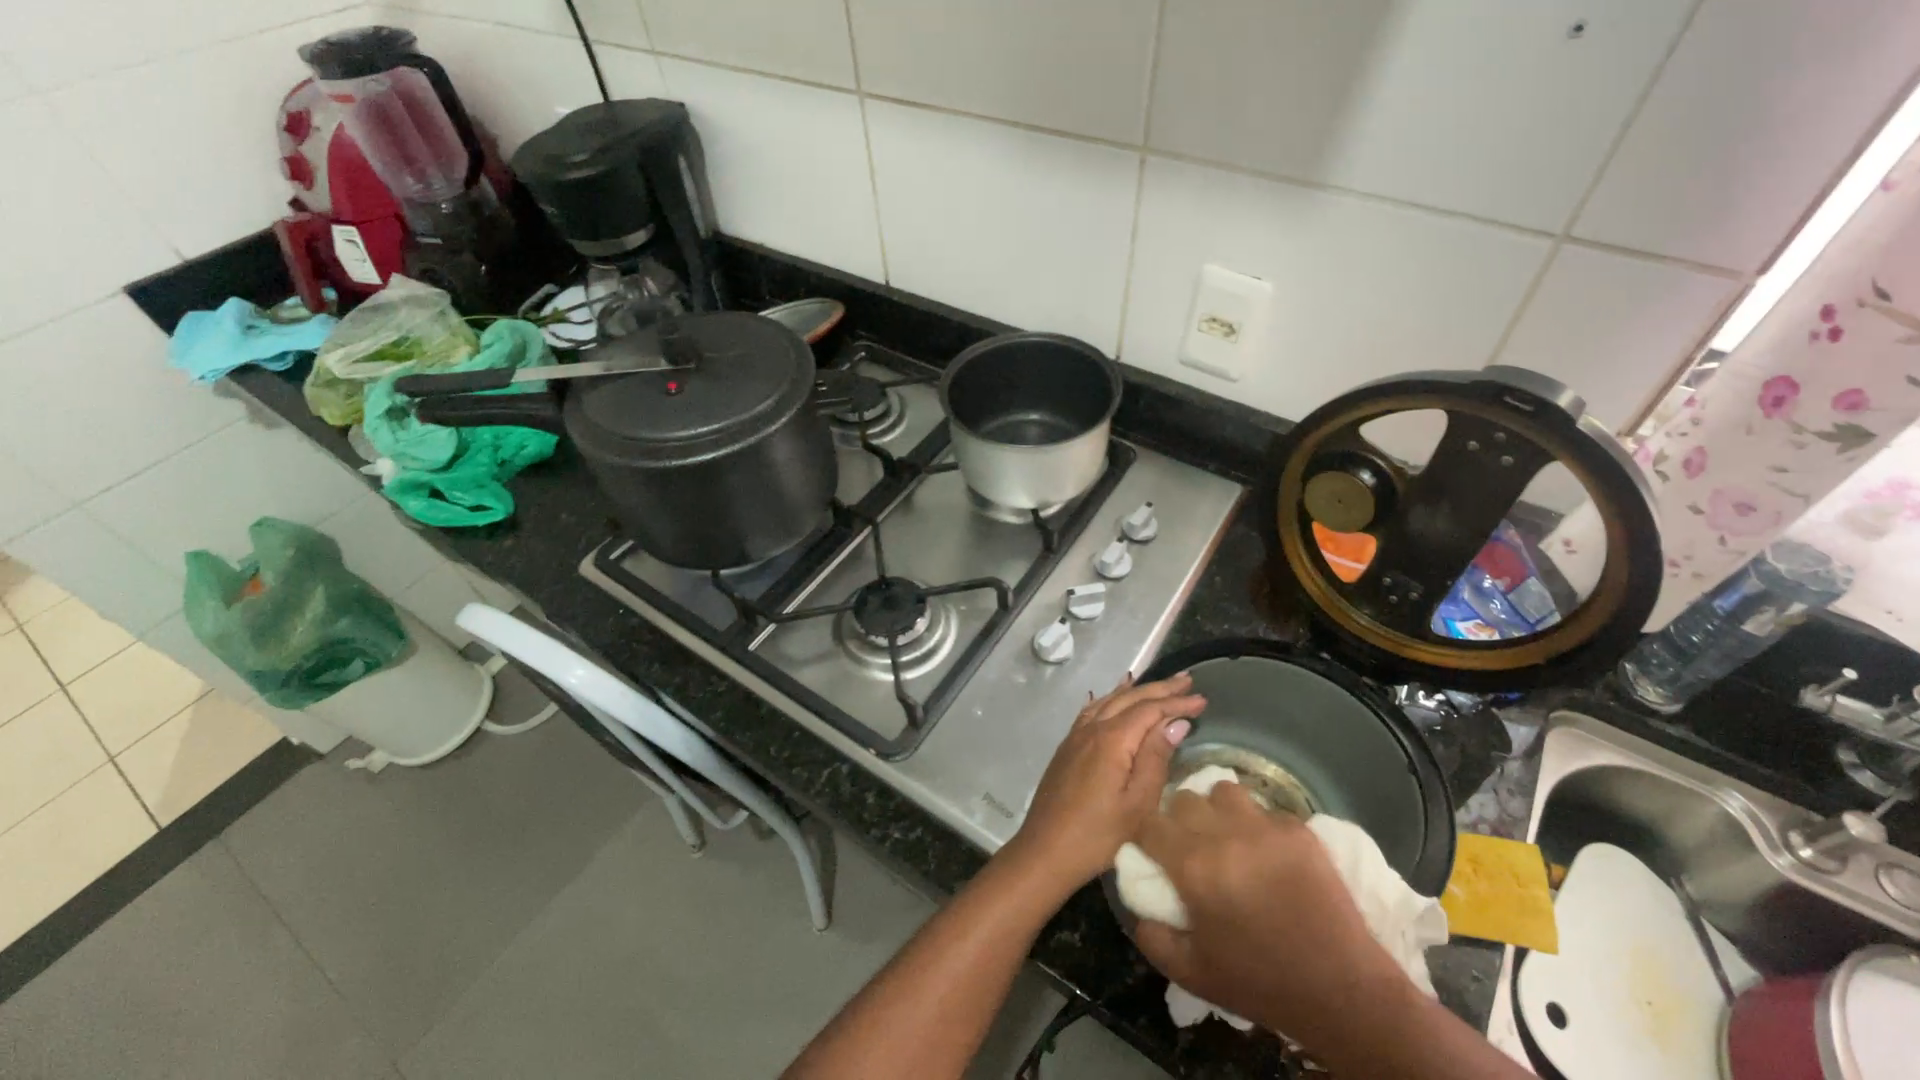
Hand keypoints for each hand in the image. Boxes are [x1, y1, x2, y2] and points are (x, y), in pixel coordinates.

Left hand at [1002, 674, 1203, 899]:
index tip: (1203, 699)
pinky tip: (1116, 702)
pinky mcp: (1066, 749)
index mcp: (1111, 739)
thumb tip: (1175, 723)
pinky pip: (1093, 711)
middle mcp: (1091, 729)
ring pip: (1109, 701)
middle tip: (1187, 681)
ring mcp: (1075, 737)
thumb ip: (1156, 759)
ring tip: (1159, 687)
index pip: (1150, 710)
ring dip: (1136, 692)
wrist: (1044, 852)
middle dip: (1160, 689)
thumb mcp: (1138, 804)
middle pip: (1129, 699)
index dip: (1177, 703)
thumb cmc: (1097, 836)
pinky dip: (1111, 700)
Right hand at [1131, 784, 1411, 1043]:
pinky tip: (1267, 855)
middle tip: (1188, 847)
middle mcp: (1226, 835)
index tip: (1152, 853)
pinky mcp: (1301, 832)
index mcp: (1193, 866)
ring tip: (1226, 838)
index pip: (1150, 823)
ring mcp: (1267, 829)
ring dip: (1218, 810)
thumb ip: (1152, 936)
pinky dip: (1258, 826)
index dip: (1145, 836)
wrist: (1339, 989)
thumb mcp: (1190, 973)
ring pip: (1226, 791)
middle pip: (1185, 798)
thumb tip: (1141, 908)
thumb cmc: (1258, 982)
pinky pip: (1267, 811)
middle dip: (1179, 819)